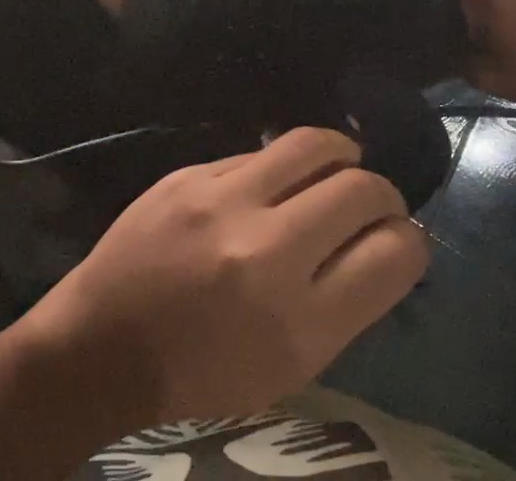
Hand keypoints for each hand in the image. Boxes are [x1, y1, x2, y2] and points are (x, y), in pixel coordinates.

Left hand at [20, 128, 428, 424]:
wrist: (105, 341)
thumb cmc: (202, 370)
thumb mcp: (291, 365)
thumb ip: (345, 303)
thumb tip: (385, 243)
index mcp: (302, 321)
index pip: (395, 253)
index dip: (410, 242)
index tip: (397, 241)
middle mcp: (266, 250)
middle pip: (363, 190)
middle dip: (384, 196)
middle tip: (372, 206)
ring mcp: (221, 201)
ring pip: (314, 144)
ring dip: (341, 156)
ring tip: (339, 169)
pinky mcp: (187, 174)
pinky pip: (256, 153)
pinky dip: (279, 167)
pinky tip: (271, 186)